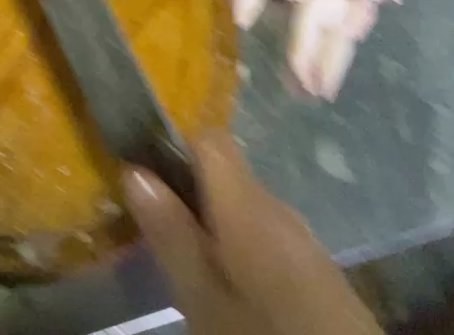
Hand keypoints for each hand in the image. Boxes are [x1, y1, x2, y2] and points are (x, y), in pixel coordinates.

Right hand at [125, 132, 381, 334]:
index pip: (210, 139)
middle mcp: (279, 208)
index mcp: (248, 204)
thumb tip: (135, 171)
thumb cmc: (264, 334)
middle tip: (157, 232)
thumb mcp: (203, 297)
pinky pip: (269, 236)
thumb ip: (171, 233)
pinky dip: (242, 248)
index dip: (175, 146)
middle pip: (226, 176)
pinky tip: (233, 289)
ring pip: (246, 209)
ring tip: (190, 266)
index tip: (146, 175)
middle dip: (189, 194)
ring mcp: (304, 238)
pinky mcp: (318, 269)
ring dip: (215, 225)